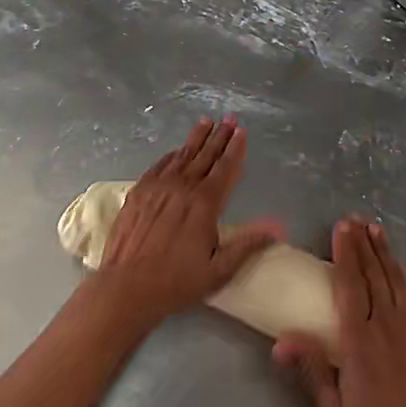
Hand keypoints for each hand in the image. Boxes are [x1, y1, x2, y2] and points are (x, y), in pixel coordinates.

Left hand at [86, 117, 280, 329]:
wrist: (126, 287)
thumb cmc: (176, 282)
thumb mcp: (218, 269)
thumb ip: (248, 244)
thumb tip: (278, 228)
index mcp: (205, 203)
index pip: (225, 168)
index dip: (235, 149)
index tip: (242, 133)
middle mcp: (183, 188)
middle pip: (205, 155)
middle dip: (220, 136)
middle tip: (230, 119)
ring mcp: (158, 188)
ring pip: (182, 156)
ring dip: (196, 139)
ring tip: (206, 122)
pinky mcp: (138, 193)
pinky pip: (159, 166)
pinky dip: (171, 155)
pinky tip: (176, 150)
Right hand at [274, 220, 405, 406]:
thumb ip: (310, 370)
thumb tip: (281, 340)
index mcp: (359, 339)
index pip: (349, 284)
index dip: (344, 252)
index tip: (341, 227)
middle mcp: (388, 323)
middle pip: (373, 274)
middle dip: (363, 244)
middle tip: (356, 219)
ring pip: (399, 279)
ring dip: (387, 252)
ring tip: (377, 229)